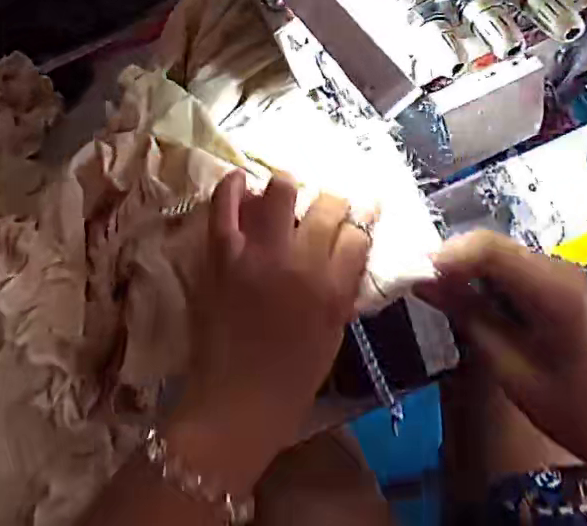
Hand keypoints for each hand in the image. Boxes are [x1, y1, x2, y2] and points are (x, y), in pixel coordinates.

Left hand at [170, 171, 371, 489]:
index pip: (358, 233)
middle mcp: (301, 264)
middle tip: (327, 205)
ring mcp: (258, 255)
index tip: (363, 211)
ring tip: (286, 193)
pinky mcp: (222, 256)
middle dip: (333, 200)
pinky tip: (239, 179)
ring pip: (281, 190)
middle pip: (328, 205)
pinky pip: (224, 207)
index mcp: (332, 289)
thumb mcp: (334, 332)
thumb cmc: (291, 378)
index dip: (364, 218)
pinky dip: (231, 187)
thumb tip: (349, 246)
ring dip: (287, 187)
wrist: (234, 407)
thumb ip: (343, 286)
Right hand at [416, 231, 586, 462]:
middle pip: (494, 245)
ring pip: (500, 251)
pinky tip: (467, 293)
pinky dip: (485, 274)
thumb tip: (423, 282)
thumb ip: (468, 317)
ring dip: (466, 265)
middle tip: (417, 278)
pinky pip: (512, 263)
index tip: (415, 271)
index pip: (492, 250)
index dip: (449, 255)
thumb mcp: (510, 369)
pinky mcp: (559, 276)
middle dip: (453, 258)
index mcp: (557, 291)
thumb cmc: (571, 408)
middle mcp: (562, 266)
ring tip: (435, 286)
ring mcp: (563, 268)